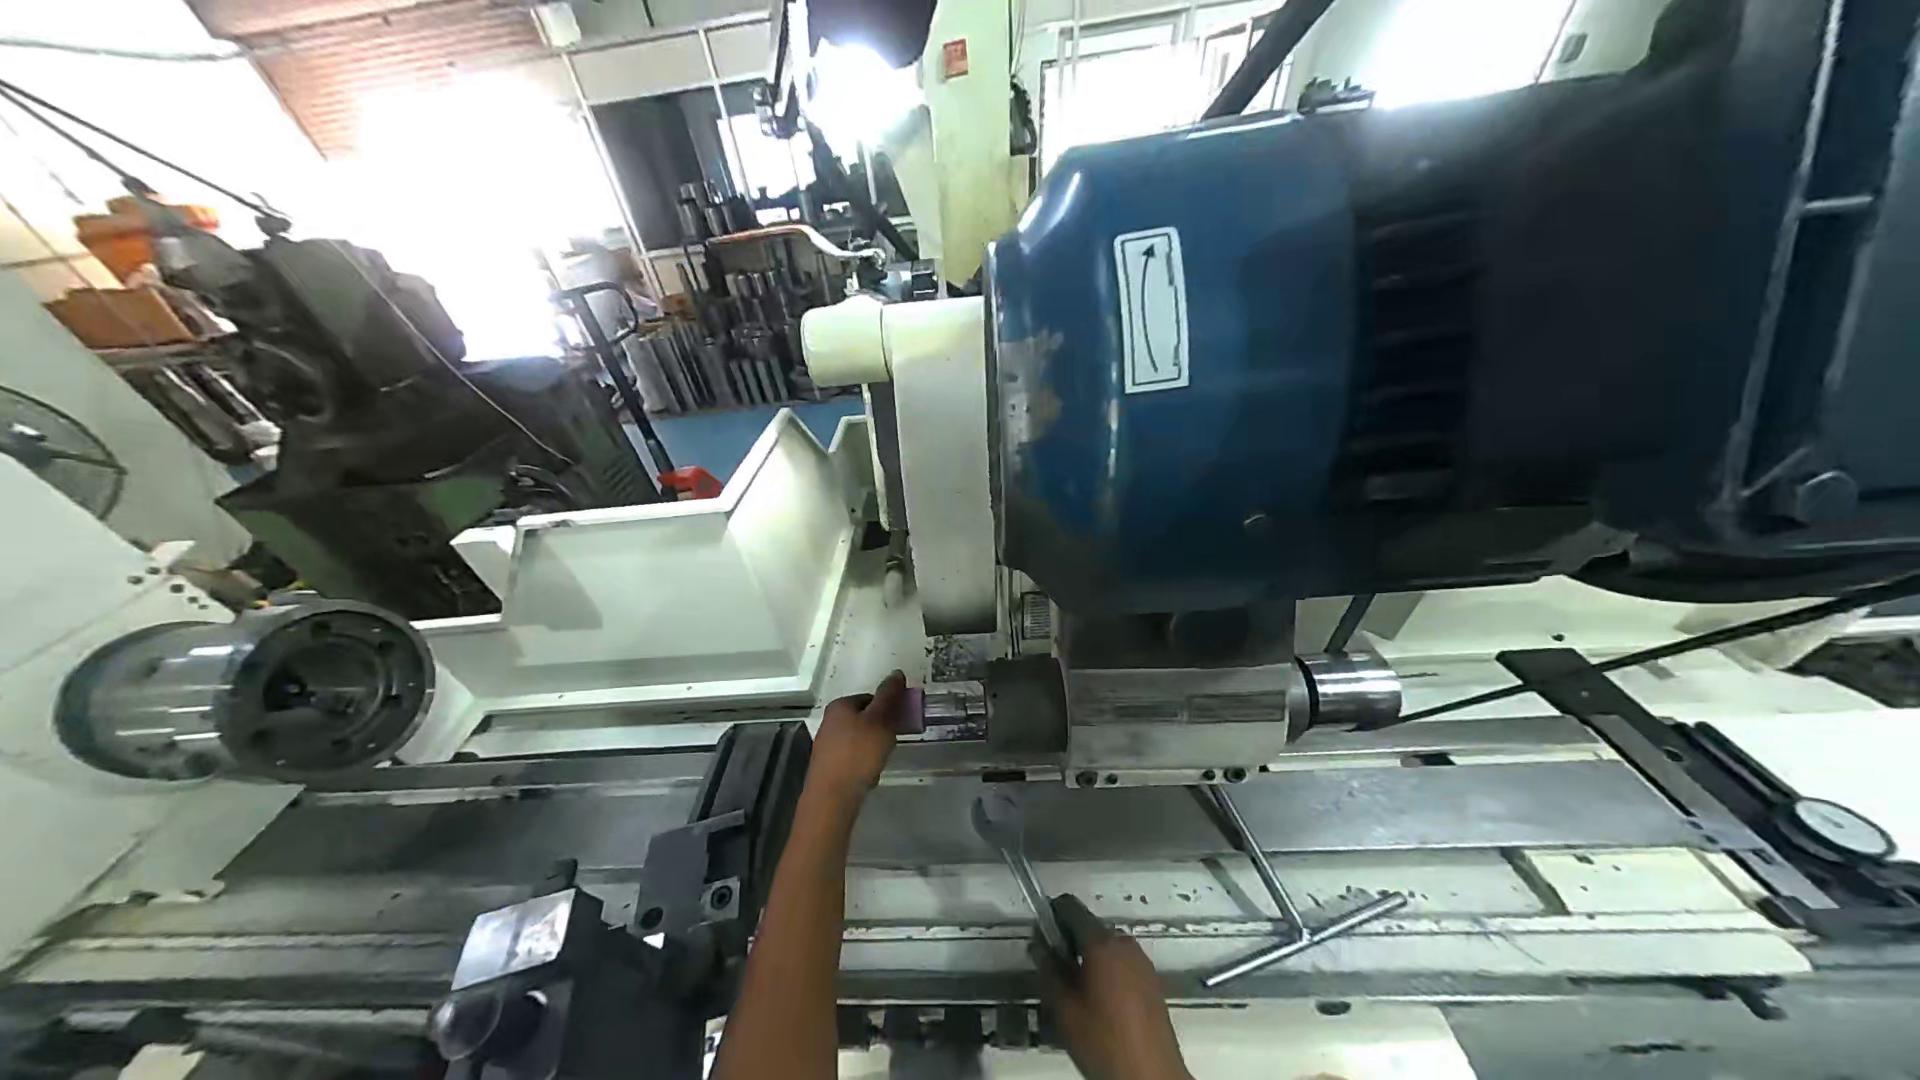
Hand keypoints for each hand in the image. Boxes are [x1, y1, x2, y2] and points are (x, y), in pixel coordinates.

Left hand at [807, 671, 907, 805]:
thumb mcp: (880, 720)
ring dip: (873, 746)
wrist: (832, 796)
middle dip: (881, 729)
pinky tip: (869, 773)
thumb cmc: (859, 753)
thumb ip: (889, 696)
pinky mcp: (828, 765)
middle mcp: (829, 720)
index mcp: (840, 705)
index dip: (888, 709)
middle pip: (865, 717)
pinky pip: (852, 756)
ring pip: (859, 738)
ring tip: (880, 760)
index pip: (871, 698)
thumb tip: (896, 672)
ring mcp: (827, 744)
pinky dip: (863, 761)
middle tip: (891, 742)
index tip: (899, 723)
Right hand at [1031, 895, 1190, 1079]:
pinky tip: (1100, 1001)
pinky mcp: (1152, 980)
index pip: (1070, 907)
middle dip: (1069, 941)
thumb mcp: (1065, 1010)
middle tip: (1054, 969)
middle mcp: (1124, 943)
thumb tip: (1039, 947)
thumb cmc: (1104, 1042)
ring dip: (1088, 957)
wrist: (1152, 1079)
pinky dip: (1107, 970)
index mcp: (1101, 943)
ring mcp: (1142, 961)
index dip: (1052, 914)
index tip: (1040, 934)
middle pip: (1089, 927)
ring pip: (1106, 946)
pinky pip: (1122, 962)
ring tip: (1076, 990)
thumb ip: (1048, 971)